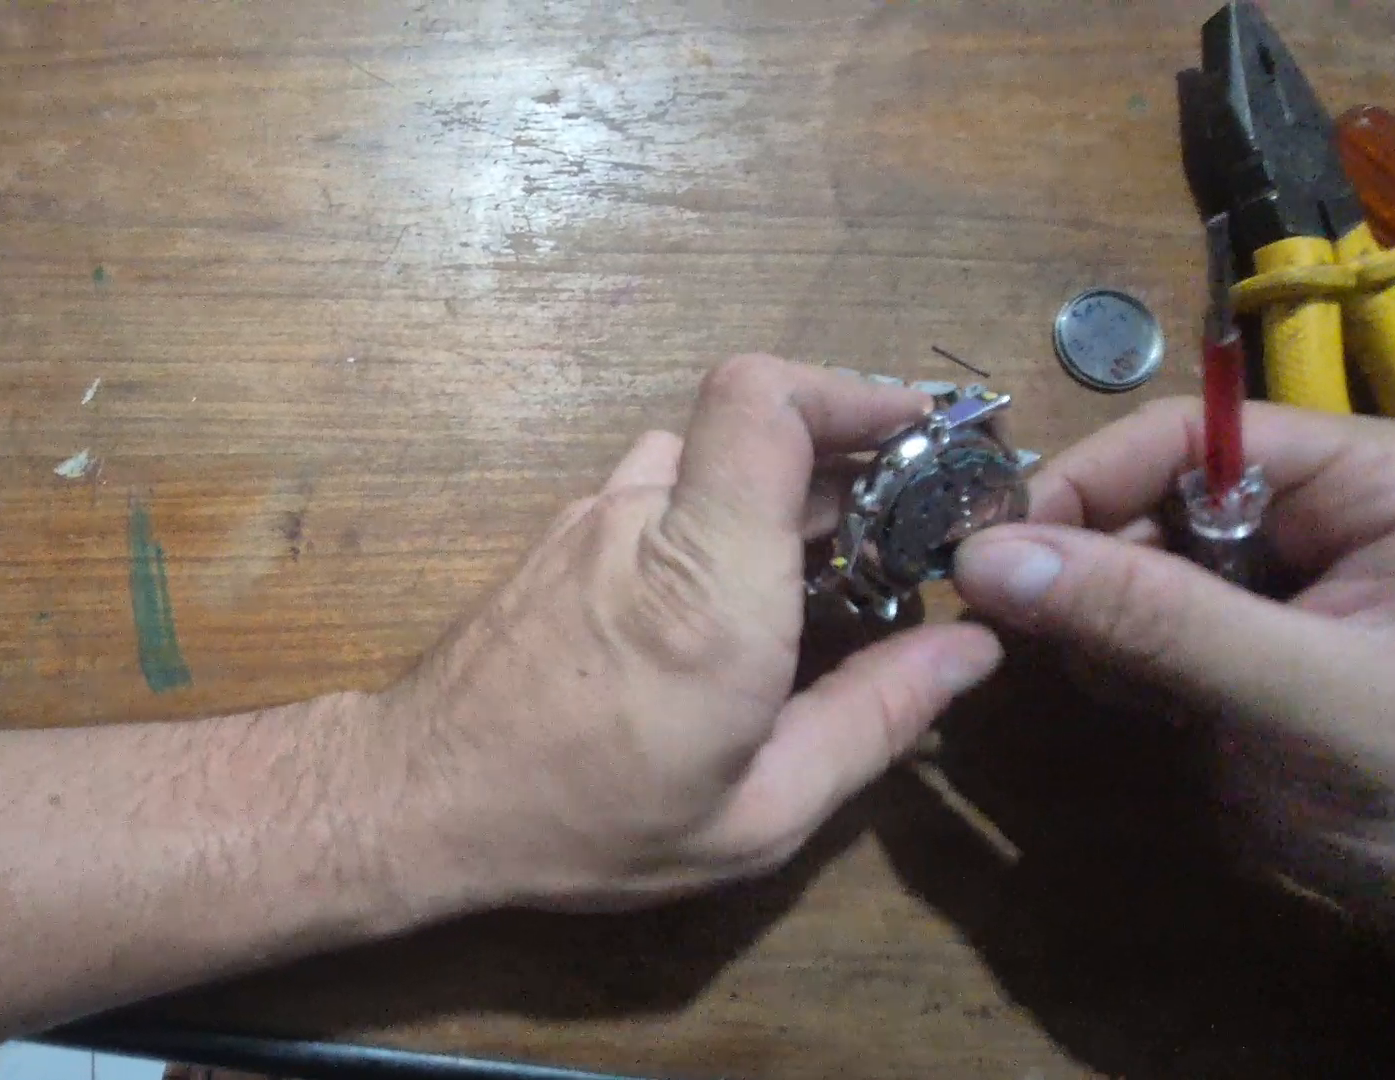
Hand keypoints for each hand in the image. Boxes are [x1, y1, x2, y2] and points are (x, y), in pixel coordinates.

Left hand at [381, 356, 1002, 908]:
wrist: (427, 792)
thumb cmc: (587, 821)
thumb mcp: (756, 812)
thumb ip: (873, 719)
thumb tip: (967, 647)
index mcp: (704, 585)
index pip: (759, 402)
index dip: (845, 390)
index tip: (916, 433)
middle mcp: (638, 520)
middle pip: (747, 424)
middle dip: (839, 457)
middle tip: (896, 529)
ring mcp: (584, 517)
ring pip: (699, 458)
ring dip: (767, 489)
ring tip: (813, 565)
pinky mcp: (555, 534)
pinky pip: (650, 491)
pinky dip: (707, 510)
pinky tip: (718, 588)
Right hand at [952, 399, 1394, 927]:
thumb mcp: (1305, 699)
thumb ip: (1147, 617)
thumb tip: (978, 559)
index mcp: (1376, 485)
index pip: (1183, 437)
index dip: (1078, 483)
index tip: (991, 555)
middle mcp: (1311, 511)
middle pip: (1133, 497)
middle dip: (1081, 570)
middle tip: (1038, 634)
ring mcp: (1263, 574)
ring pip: (1113, 560)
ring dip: (1091, 623)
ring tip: (1141, 693)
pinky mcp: (1223, 627)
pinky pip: (1121, 612)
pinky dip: (1105, 654)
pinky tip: (1152, 703)